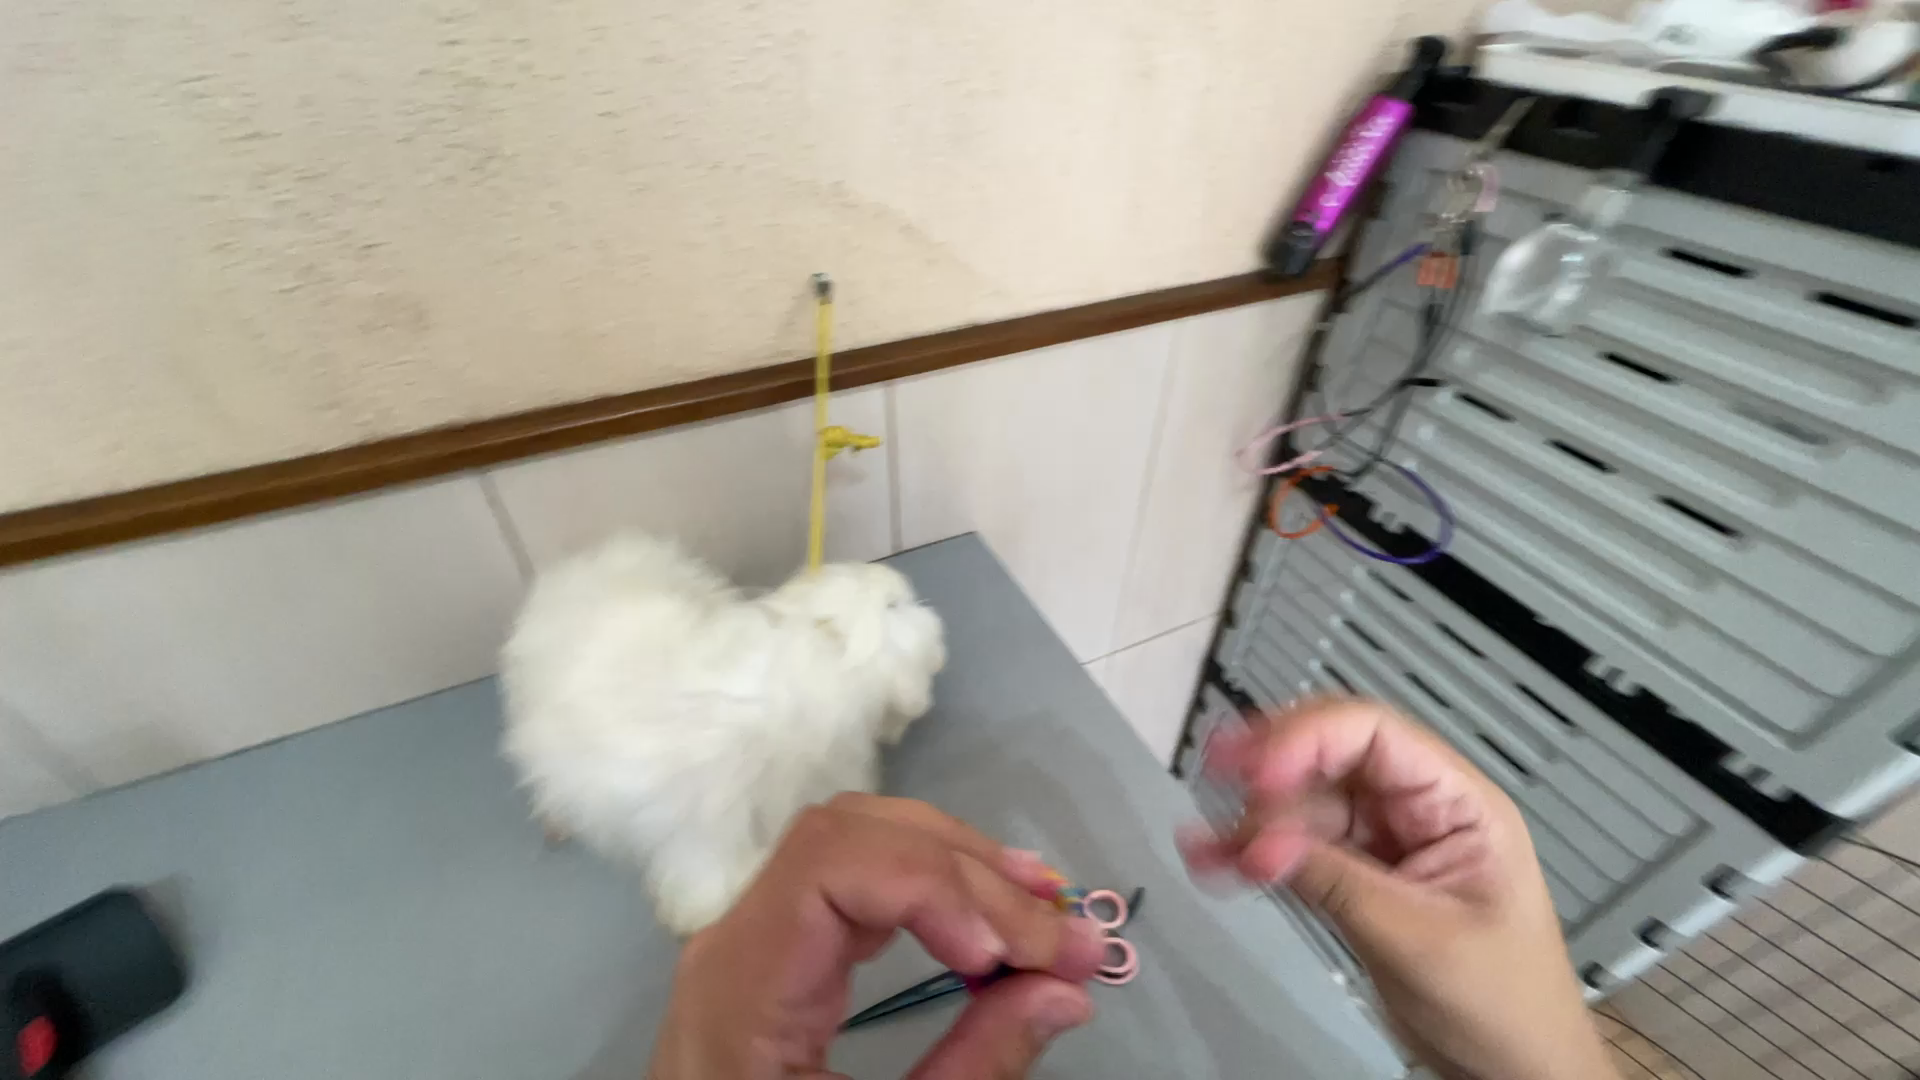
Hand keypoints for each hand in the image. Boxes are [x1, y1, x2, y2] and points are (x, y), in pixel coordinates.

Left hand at [648, 794, 1109, 1079]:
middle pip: (858, 835)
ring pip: (866, 837)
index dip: (927, 881)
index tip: (1005, 950)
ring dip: (962, 862)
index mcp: (740, 982)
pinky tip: (987, 905)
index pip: (829, 862)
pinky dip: (937, 878)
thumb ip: (974, 1067)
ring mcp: (766, 921)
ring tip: (1041, 905)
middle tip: (1065, 934)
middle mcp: (743, 928)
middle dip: (971, 874)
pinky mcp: (793, 931)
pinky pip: (866, 870)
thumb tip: (1067, 991)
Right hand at [1180, 700, 1616, 1079]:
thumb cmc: (1504, 1006)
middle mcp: (1409, 803)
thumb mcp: (1421, 939)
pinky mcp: (1344, 865)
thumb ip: (1337, 882)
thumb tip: (1260, 843)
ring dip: (1246, 815)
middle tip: (1216, 770)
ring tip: (1204, 840)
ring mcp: (1373, 833)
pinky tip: (1213, 856)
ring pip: (1296, 798)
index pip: (1372, 734)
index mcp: (1453, 800)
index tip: (1259, 775)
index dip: (1308, 738)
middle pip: (1325, 753)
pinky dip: (1247, 848)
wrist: (1510, 1075)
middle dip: (1268, 761)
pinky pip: (1286, 842)